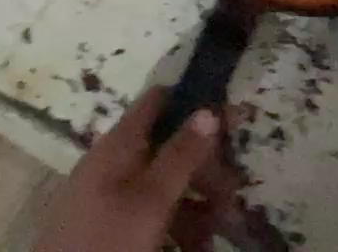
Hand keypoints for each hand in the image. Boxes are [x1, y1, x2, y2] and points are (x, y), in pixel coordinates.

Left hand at [32, 87, 221, 251]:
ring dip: (198, 204)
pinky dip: (178, 227)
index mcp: (119, 144)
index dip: (195, 103)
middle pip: (169, 148)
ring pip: (165, 187)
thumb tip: (208, 109)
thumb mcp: (150, 201)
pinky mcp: (113, 231)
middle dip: (205, 168)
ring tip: (219, 227)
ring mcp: (112, 198)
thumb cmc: (106, 242)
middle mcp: (115, 164)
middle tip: (231, 193)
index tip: (229, 120)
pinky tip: (196, 247)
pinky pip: (152, 217)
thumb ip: (180, 155)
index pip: (159, 101)